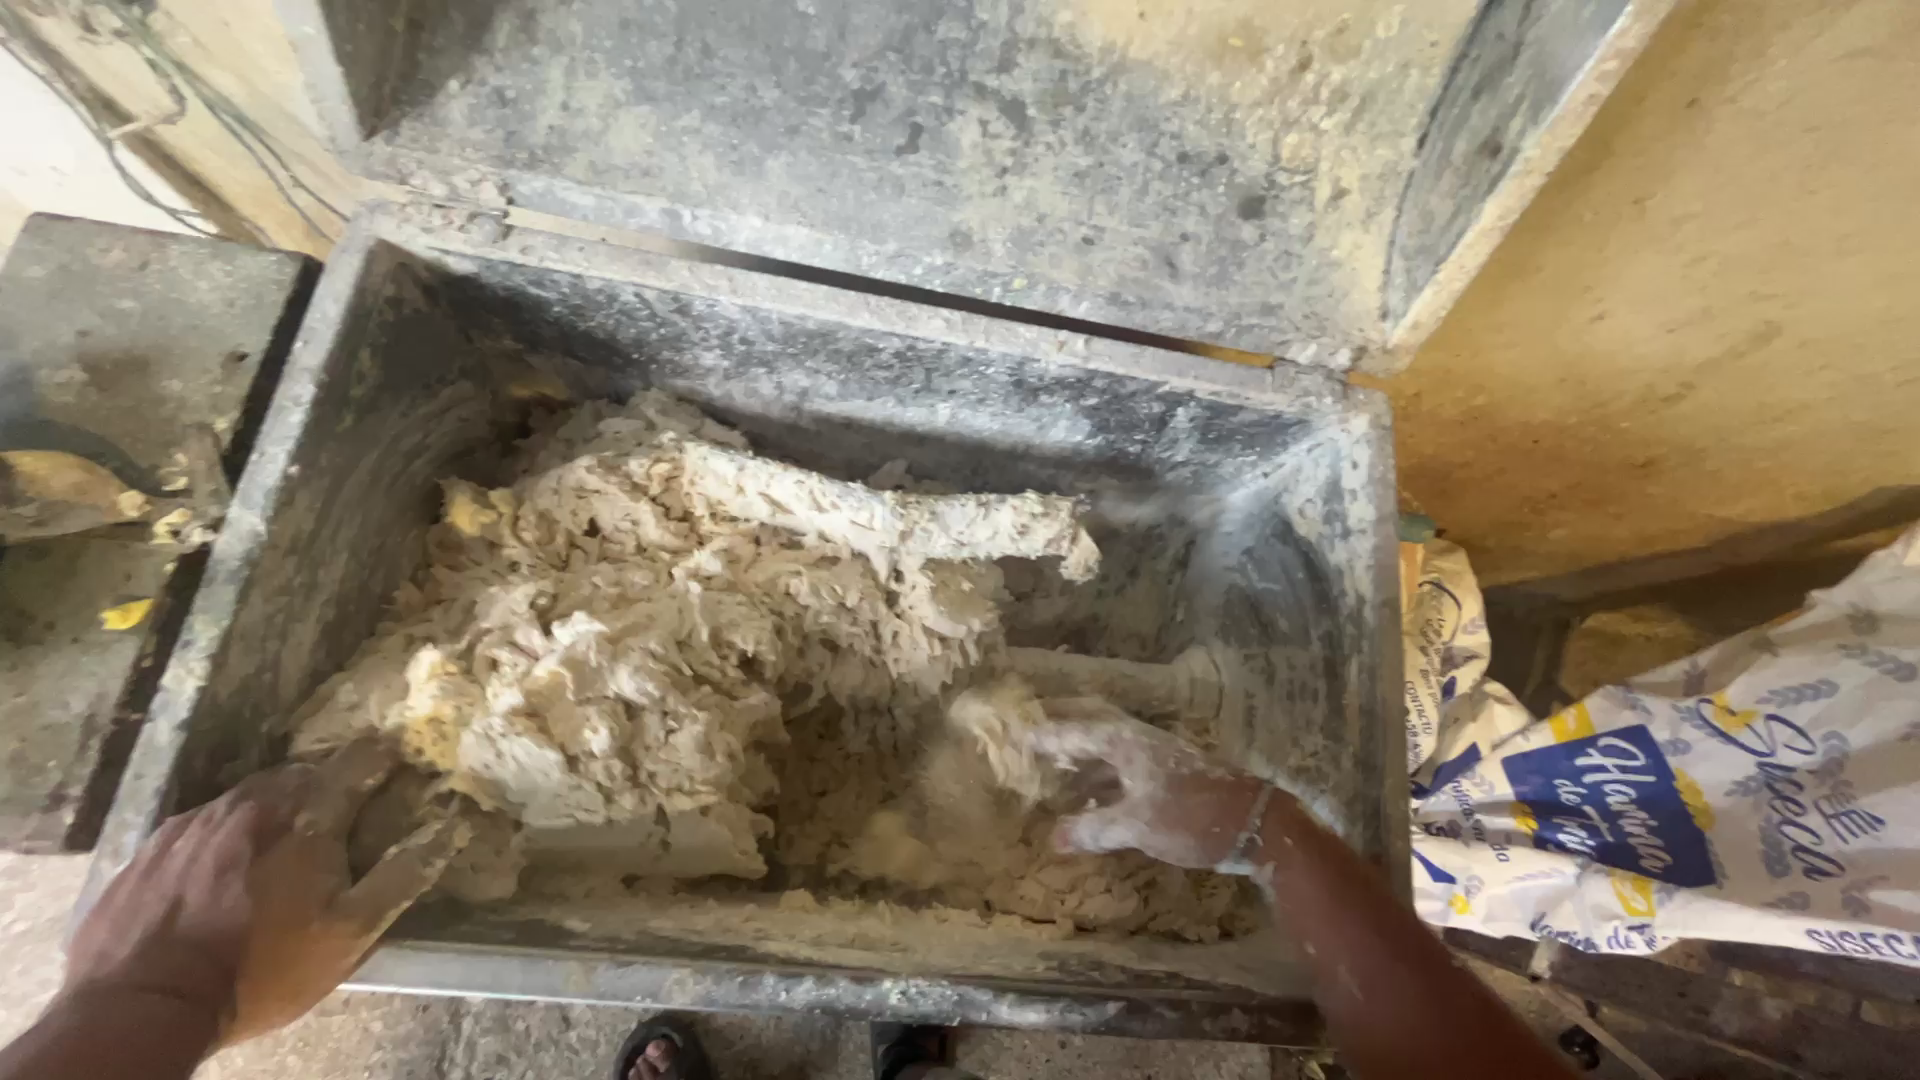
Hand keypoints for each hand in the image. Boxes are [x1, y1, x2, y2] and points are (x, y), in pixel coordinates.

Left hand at [64, 738, 469, 1046]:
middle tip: (342, 809)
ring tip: (284, 837)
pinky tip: (226, 865)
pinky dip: (226, 833)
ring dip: (275, 806)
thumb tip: (451, 825)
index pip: (358, 762)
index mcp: (309, 817)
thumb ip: (404, 873)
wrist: (135, 1013)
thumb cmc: (261, 968)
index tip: (400, 761)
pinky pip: (202, 823)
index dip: (384, 758)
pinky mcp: (147, 853)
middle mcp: (251, 805)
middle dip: (327, 783)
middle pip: (301, 774)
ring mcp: (192, 826)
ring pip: (249, 795)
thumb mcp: (350, 931)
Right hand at [1026, 697, 1277, 870]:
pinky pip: (1119, 764)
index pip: (1073, 730)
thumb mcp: (1137, 825)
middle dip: (1061, 729)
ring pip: (1106, 745)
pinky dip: (1098, 774)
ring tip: (1053, 769)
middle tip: (1033, 738)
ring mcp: (1153, 755)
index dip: (1044, 735)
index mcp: (1124, 741)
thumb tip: (1052, 838)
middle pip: (1090, 723)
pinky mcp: (1166, 774)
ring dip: (1079, 754)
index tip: (1015, 734)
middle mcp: (1136, 740)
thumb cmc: (1193, 817)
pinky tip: (1090, 797)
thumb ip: (1093, 829)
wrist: (1257, 823)